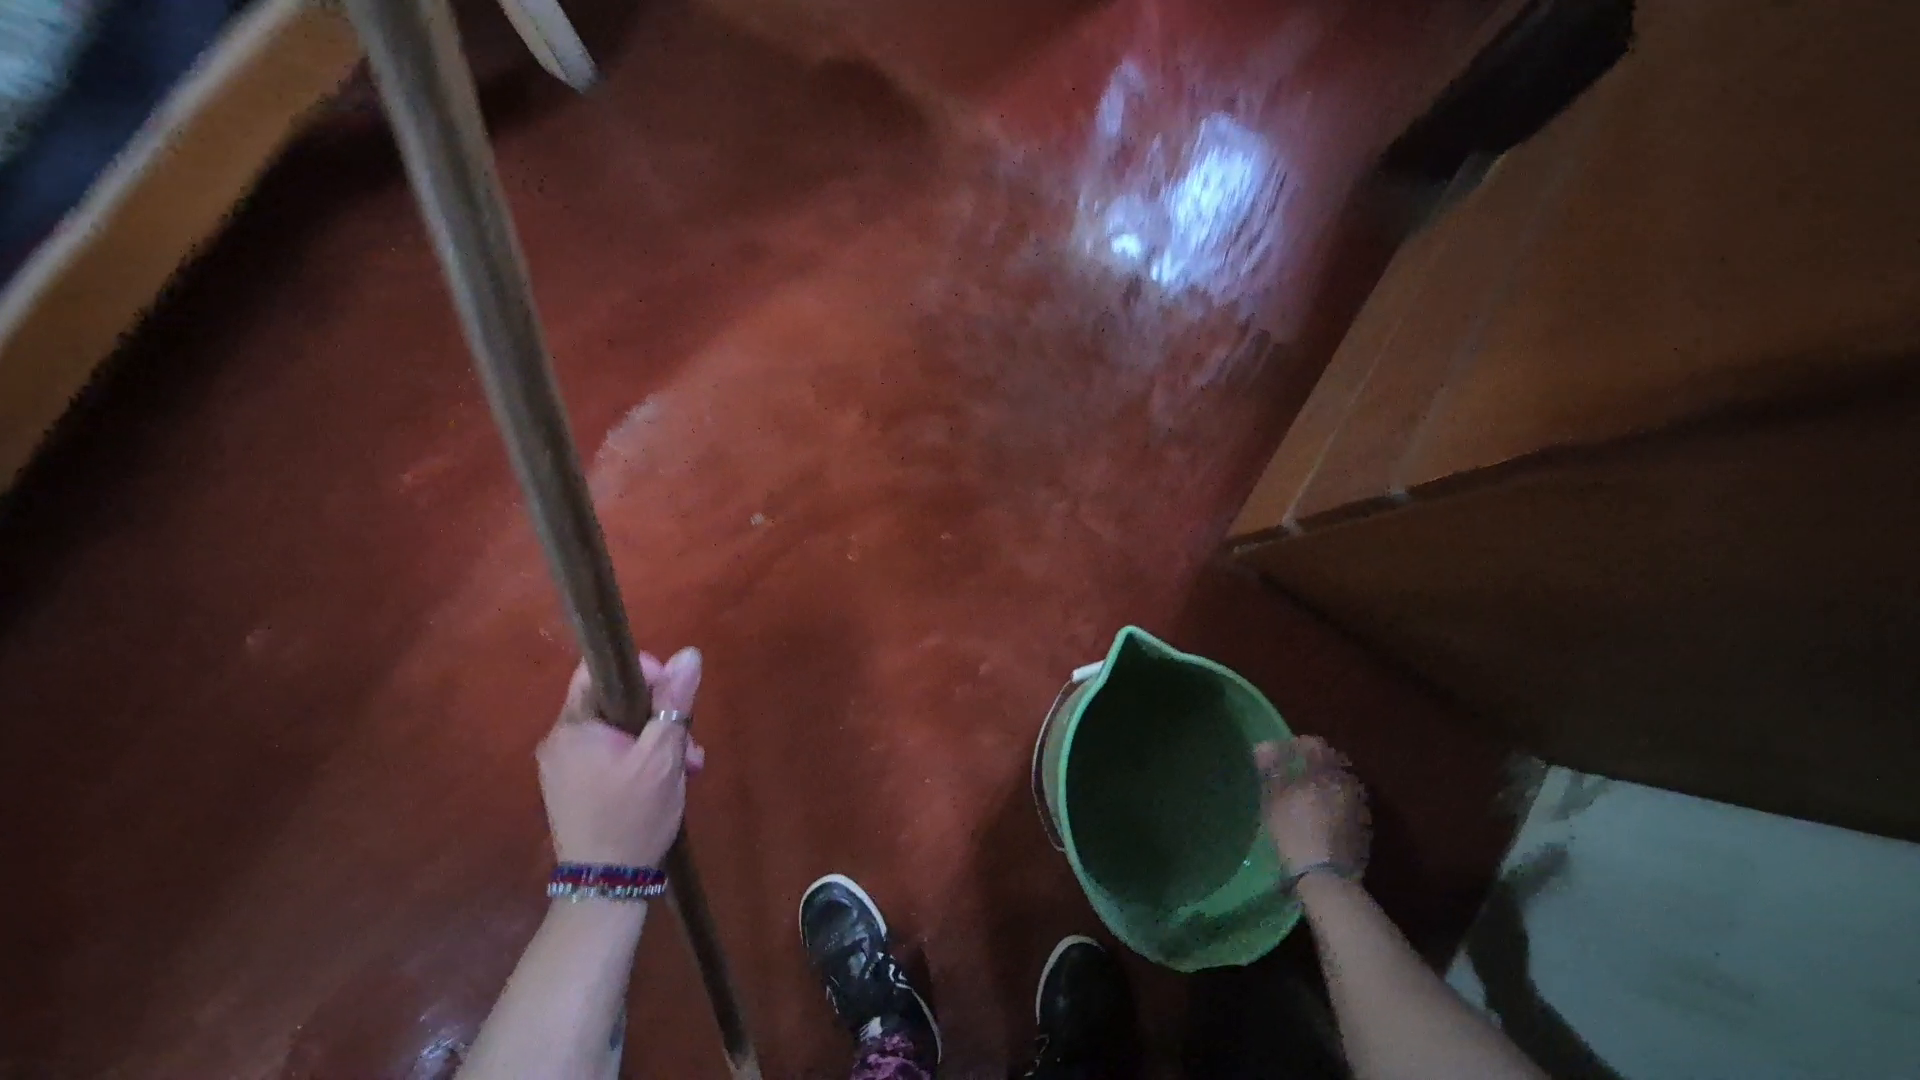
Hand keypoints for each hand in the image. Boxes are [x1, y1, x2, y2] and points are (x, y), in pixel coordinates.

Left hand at [537, 647, 706, 868]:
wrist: (605, 886)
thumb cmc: (632, 816)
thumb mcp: (663, 757)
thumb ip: (674, 703)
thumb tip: (689, 654)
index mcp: (573, 726)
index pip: (602, 670)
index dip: (644, 672)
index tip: (675, 696)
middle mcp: (560, 740)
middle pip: (615, 702)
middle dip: (660, 716)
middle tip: (691, 742)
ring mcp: (563, 766)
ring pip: (618, 730)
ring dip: (656, 741)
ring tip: (689, 767)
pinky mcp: (572, 787)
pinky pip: (609, 755)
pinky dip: (639, 759)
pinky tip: (668, 780)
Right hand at [1254, 735, 1370, 874]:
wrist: (1327, 878)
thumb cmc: (1295, 832)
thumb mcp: (1274, 798)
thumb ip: (1271, 769)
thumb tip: (1264, 747)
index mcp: (1328, 771)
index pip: (1315, 745)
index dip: (1295, 746)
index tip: (1278, 756)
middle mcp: (1349, 784)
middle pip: (1332, 764)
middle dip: (1312, 766)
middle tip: (1291, 777)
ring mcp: (1361, 808)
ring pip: (1342, 786)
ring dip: (1325, 787)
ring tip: (1305, 801)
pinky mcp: (1365, 830)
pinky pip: (1348, 807)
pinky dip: (1334, 807)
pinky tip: (1320, 821)